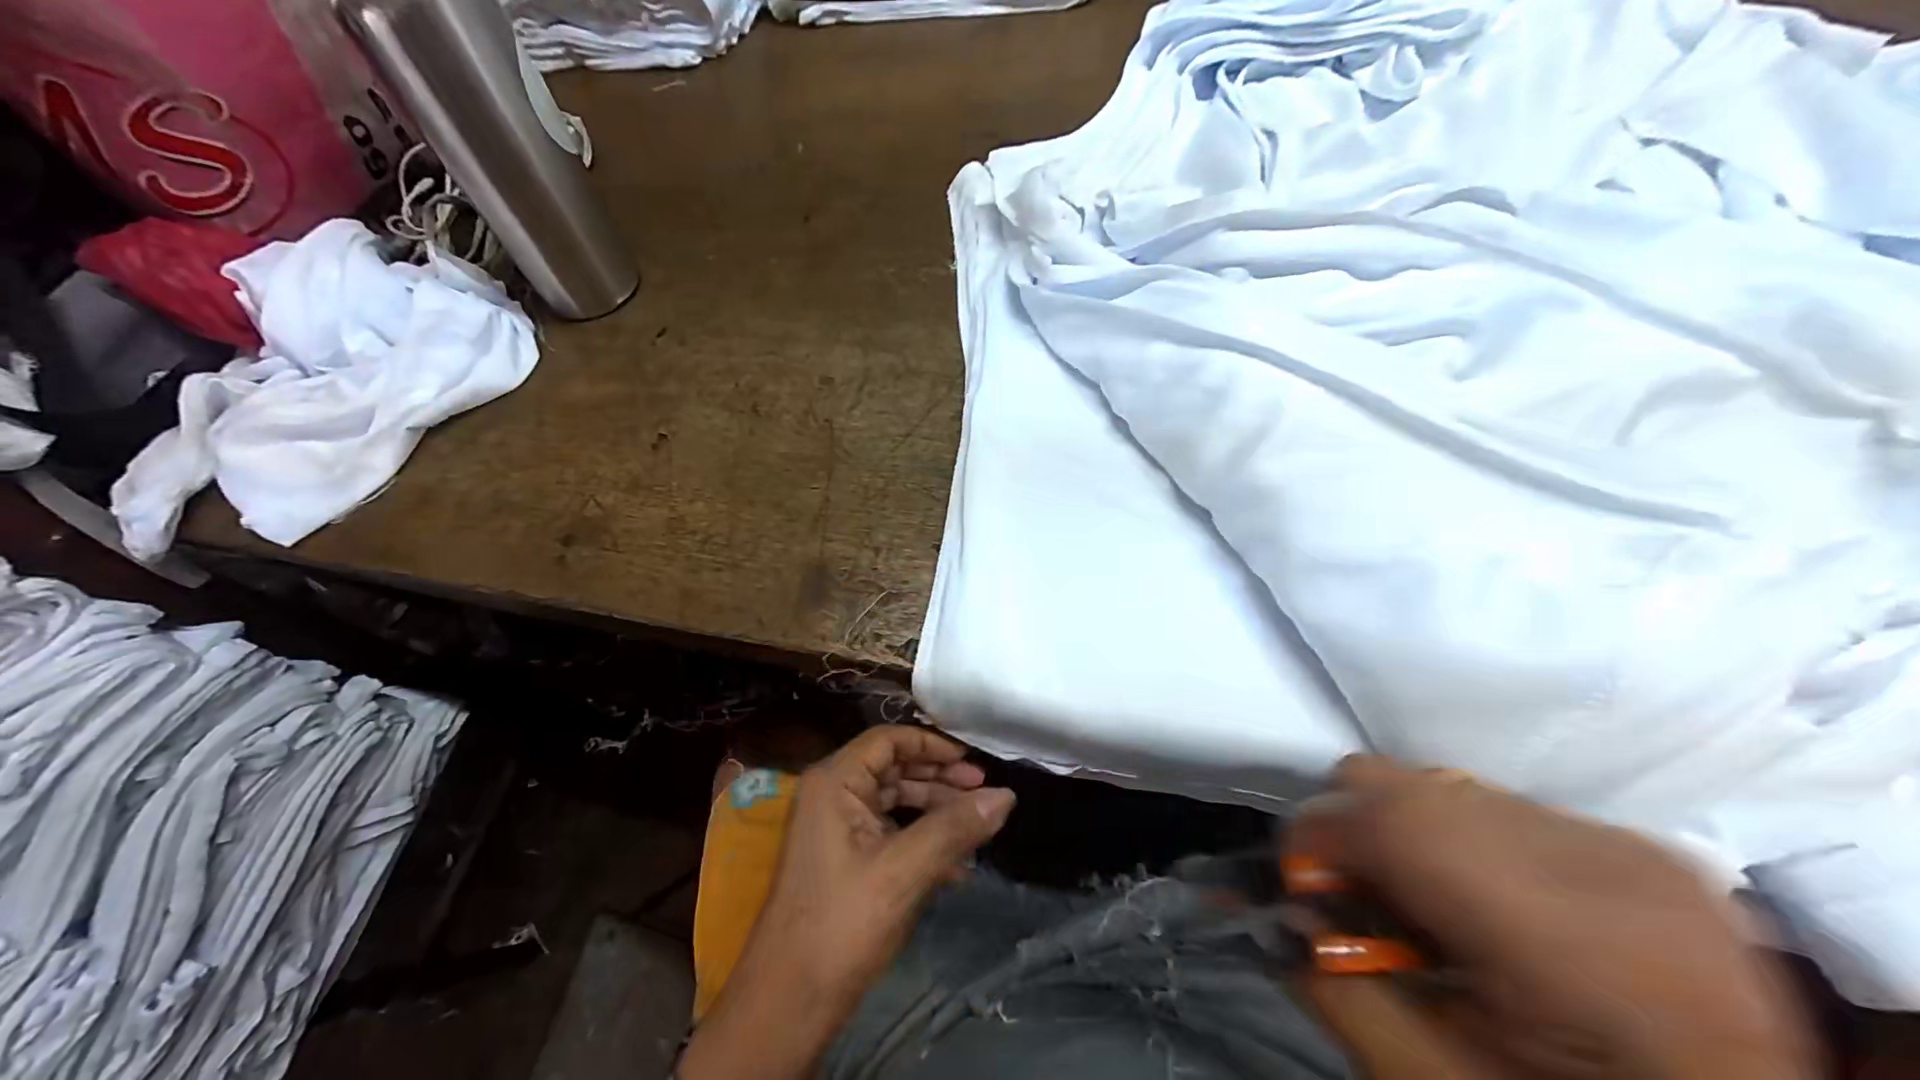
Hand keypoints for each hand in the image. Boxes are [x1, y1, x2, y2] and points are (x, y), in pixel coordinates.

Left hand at [679, 726, 1015, 1079]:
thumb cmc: (843, 922)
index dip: (932, 744)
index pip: (888, 739)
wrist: (789, 1000)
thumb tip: (1006, 796)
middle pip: (894, 768)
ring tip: (979, 828)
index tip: (974, 761)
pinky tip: (958, 868)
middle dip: (940, 778)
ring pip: (895, 803)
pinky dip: (922, 842)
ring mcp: (836, 829)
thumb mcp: (905, 869)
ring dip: (936, 812)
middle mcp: (832, 796)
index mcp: (835, 782)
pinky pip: (890, 834)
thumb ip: (955, 827)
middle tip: (984, 791)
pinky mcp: (844, 861)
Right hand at [1293, 757, 1818, 1079]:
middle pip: (1411, 783)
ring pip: (1447, 784)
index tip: (1299, 888)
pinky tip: (1489, 911)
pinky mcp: (1649, 846)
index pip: (1392, 819)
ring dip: (1405, 834)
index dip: (1316, 839)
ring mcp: (1639, 847)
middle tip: (1361, 906)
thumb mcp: (1428, 1077)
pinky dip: (1462, 841)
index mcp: (1569, 942)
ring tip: (1430, 913)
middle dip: (1354, 832)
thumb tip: (1250, 898)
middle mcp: (1609, 863)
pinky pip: (1501, 804)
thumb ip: (1327, 979)